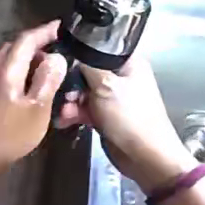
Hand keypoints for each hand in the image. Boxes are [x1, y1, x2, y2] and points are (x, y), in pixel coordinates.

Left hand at [0, 21, 68, 180]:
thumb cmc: (8, 135)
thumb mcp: (37, 108)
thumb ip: (48, 80)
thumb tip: (56, 57)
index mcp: (7, 69)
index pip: (27, 39)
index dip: (45, 31)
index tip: (62, 27)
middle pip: (15, 47)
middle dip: (37, 43)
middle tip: (58, 48)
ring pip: (8, 60)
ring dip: (28, 58)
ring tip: (48, 68)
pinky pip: (4, 73)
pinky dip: (20, 71)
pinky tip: (30, 87)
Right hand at [56, 55, 197, 190]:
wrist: (146, 157)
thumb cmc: (130, 116)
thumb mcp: (106, 85)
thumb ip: (86, 66)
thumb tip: (70, 54)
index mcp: (128, 63)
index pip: (99, 46)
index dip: (79, 50)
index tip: (58, 55)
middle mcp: (121, 76)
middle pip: (87, 70)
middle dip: (70, 82)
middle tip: (60, 91)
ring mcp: (113, 97)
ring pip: (83, 91)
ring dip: (70, 101)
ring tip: (63, 112)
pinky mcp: (105, 116)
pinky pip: (85, 109)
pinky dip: (74, 113)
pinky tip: (63, 120)